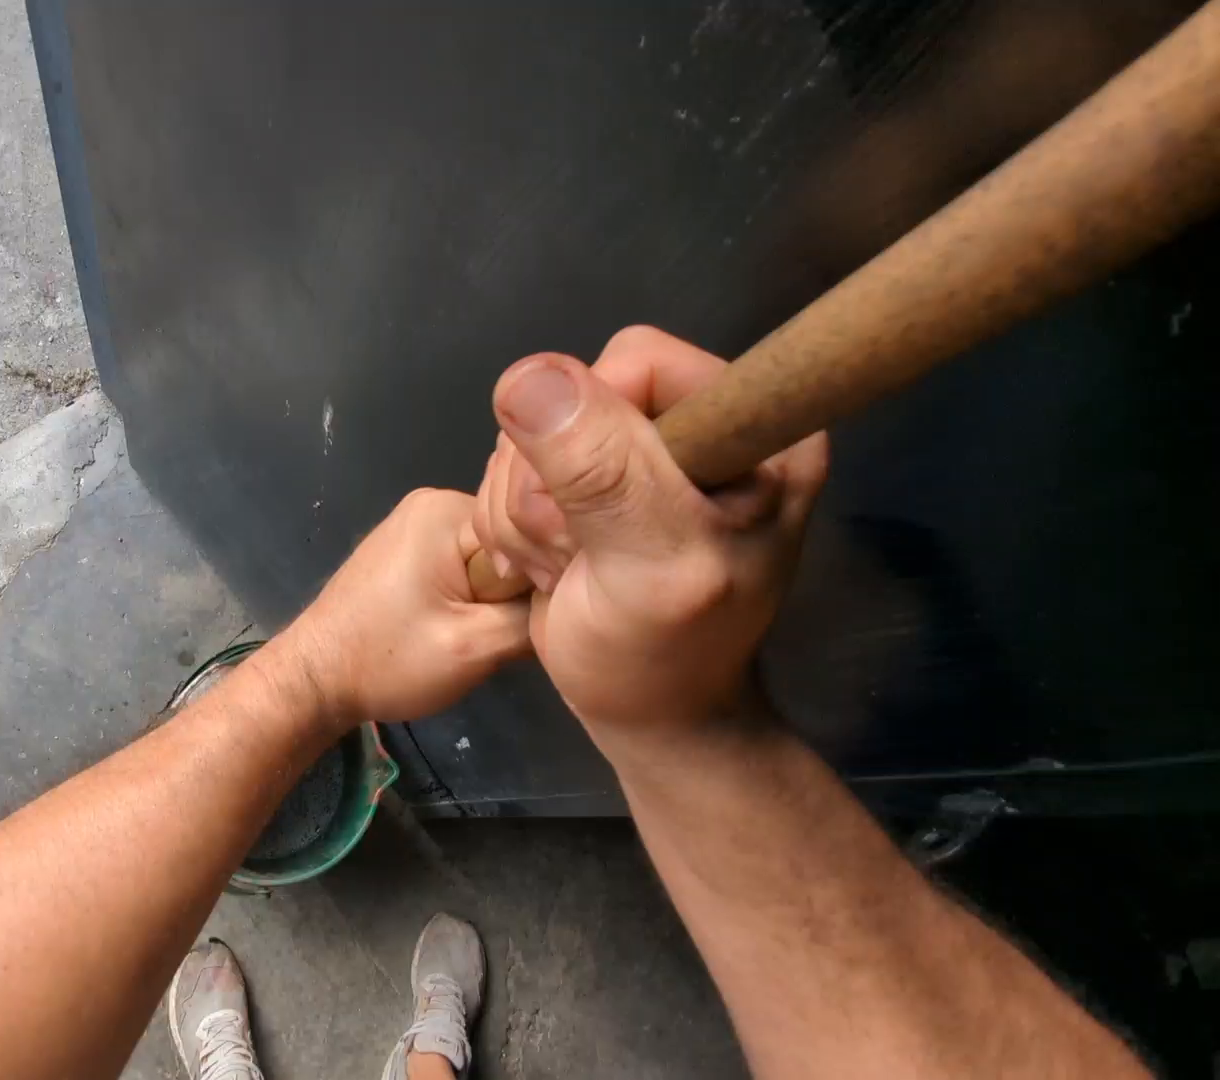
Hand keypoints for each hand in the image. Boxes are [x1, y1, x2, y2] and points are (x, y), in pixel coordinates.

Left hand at [275, 489, 531, 729]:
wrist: (317, 676)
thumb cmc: (388, 659)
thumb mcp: (475, 647)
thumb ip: (535, 617)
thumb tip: (580, 601)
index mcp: (447, 510)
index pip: (534, 530)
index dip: (545, 579)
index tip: (538, 617)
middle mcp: (434, 503)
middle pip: (514, 541)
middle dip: (518, 588)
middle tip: (501, 632)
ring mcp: (419, 523)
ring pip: (493, 556)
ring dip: (495, 596)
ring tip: (478, 631)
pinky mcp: (411, 548)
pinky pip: (467, 562)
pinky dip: (472, 594)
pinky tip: (458, 622)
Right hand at [471, 326, 827, 747]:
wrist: (642, 709)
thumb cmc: (665, 653)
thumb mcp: (648, 566)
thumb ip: (600, 472)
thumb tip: (526, 377)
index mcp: (747, 423)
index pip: (635, 360)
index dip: (589, 428)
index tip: (596, 512)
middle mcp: (690, 424)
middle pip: (565, 401)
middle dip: (544, 487)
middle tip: (576, 554)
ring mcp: (629, 454)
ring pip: (525, 436)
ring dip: (521, 512)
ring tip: (564, 568)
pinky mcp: (581, 484)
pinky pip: (507, 469)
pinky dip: (508, 524)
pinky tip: (546, 565)